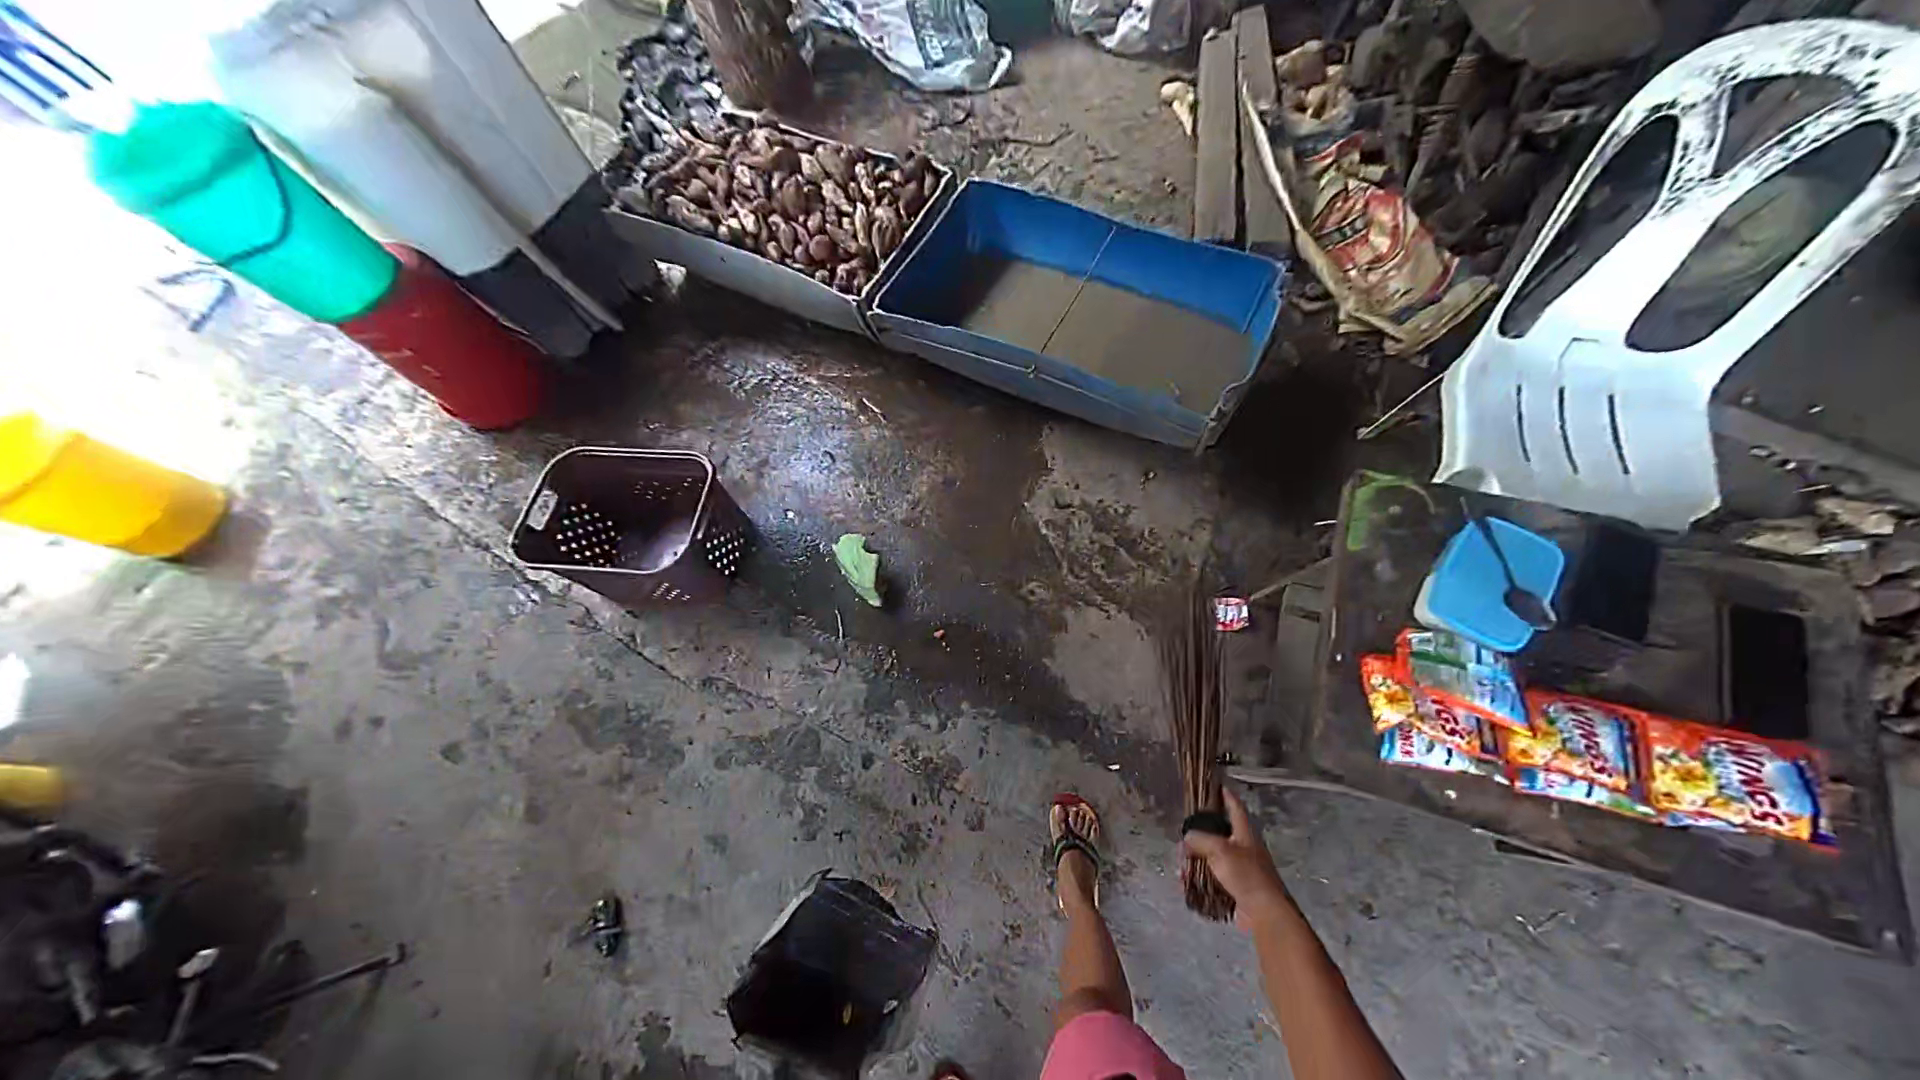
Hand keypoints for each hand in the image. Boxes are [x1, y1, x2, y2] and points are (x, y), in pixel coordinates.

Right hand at [1181, 787, 1289, 931]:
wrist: (1265, 913)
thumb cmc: (1246, 875)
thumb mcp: (1219, 849)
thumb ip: (1200, 839)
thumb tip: (1187, 840)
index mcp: (1245, 833)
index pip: (1235, 807)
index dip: (1225, 795)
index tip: (1216, 785)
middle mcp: (1244, 848)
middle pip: (1219, 833)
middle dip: (1199, 835)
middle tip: (1184, 838)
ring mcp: (1241, 869)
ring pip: (1212, 857)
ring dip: (1195, 861)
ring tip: (1182, 868)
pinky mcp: (1236, 888)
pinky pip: (1212, 877)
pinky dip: (1198, 879)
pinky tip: (1187, 883)